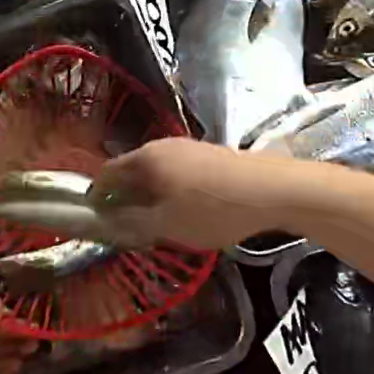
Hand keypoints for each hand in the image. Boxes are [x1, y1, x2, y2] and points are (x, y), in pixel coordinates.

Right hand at [92, 137, 291, 248]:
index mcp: (145, 158)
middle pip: (132, 172)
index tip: (100, 220)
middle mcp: (163, 146)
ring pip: (157, 173)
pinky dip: (173, 192)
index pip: (107, 173)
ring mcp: (189, 148)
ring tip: (160, 224)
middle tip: (129, 227)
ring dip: (151, 197)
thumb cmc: (212, 209)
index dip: (98, 197)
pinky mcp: (211, 156)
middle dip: (126, 198)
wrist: (275, 191)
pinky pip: (178, 174)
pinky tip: (189, 212)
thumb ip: (131, 222)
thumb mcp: (166, 225)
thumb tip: (108, 219)